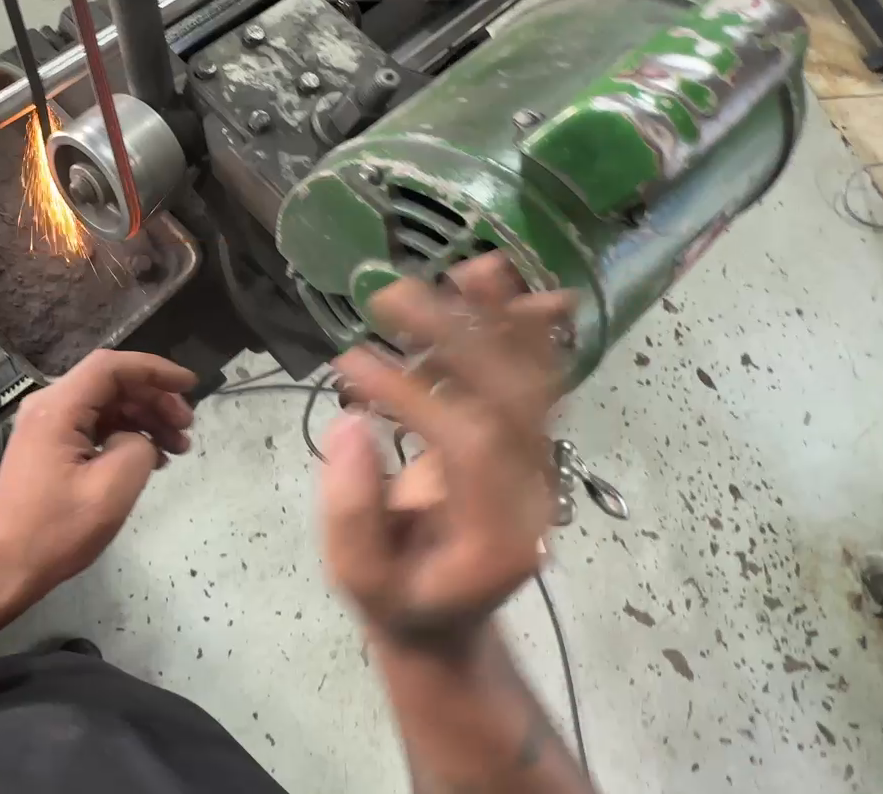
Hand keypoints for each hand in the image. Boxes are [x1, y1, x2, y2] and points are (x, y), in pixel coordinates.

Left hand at [0, 350, 196, 608]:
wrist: (7, 564)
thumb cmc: (56, 530)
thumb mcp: (110, 491)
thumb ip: (136, 449)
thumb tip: (138, 439)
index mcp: (57, 408)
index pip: (110, 367)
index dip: (154, 369)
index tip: (190, 385)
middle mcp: (48, 406)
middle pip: (110, 384)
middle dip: (154, 399)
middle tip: (187, 427)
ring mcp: (46, 425)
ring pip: (105, 404)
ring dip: (143, 419)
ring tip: (178, 447)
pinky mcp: (49, 445)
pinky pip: (93, 425)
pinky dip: (125, 435)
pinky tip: (152, 458)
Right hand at [319, 252, 570, 643]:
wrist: (444, 615)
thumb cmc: (396, 597)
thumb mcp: (358, 575)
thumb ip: (352, 512)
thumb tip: (348, 424)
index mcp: (497, 531)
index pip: (469, 441)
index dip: (411, 392)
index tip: (348, 362)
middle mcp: (531, 490)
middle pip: (514, 400)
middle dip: (459, 337)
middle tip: (394, 293)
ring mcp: (534, 465)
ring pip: (535, 383)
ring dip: (505, 321)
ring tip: (475, 267)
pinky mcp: (520, 444)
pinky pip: (531, 381)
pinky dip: (521, 331)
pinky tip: (505, 287)